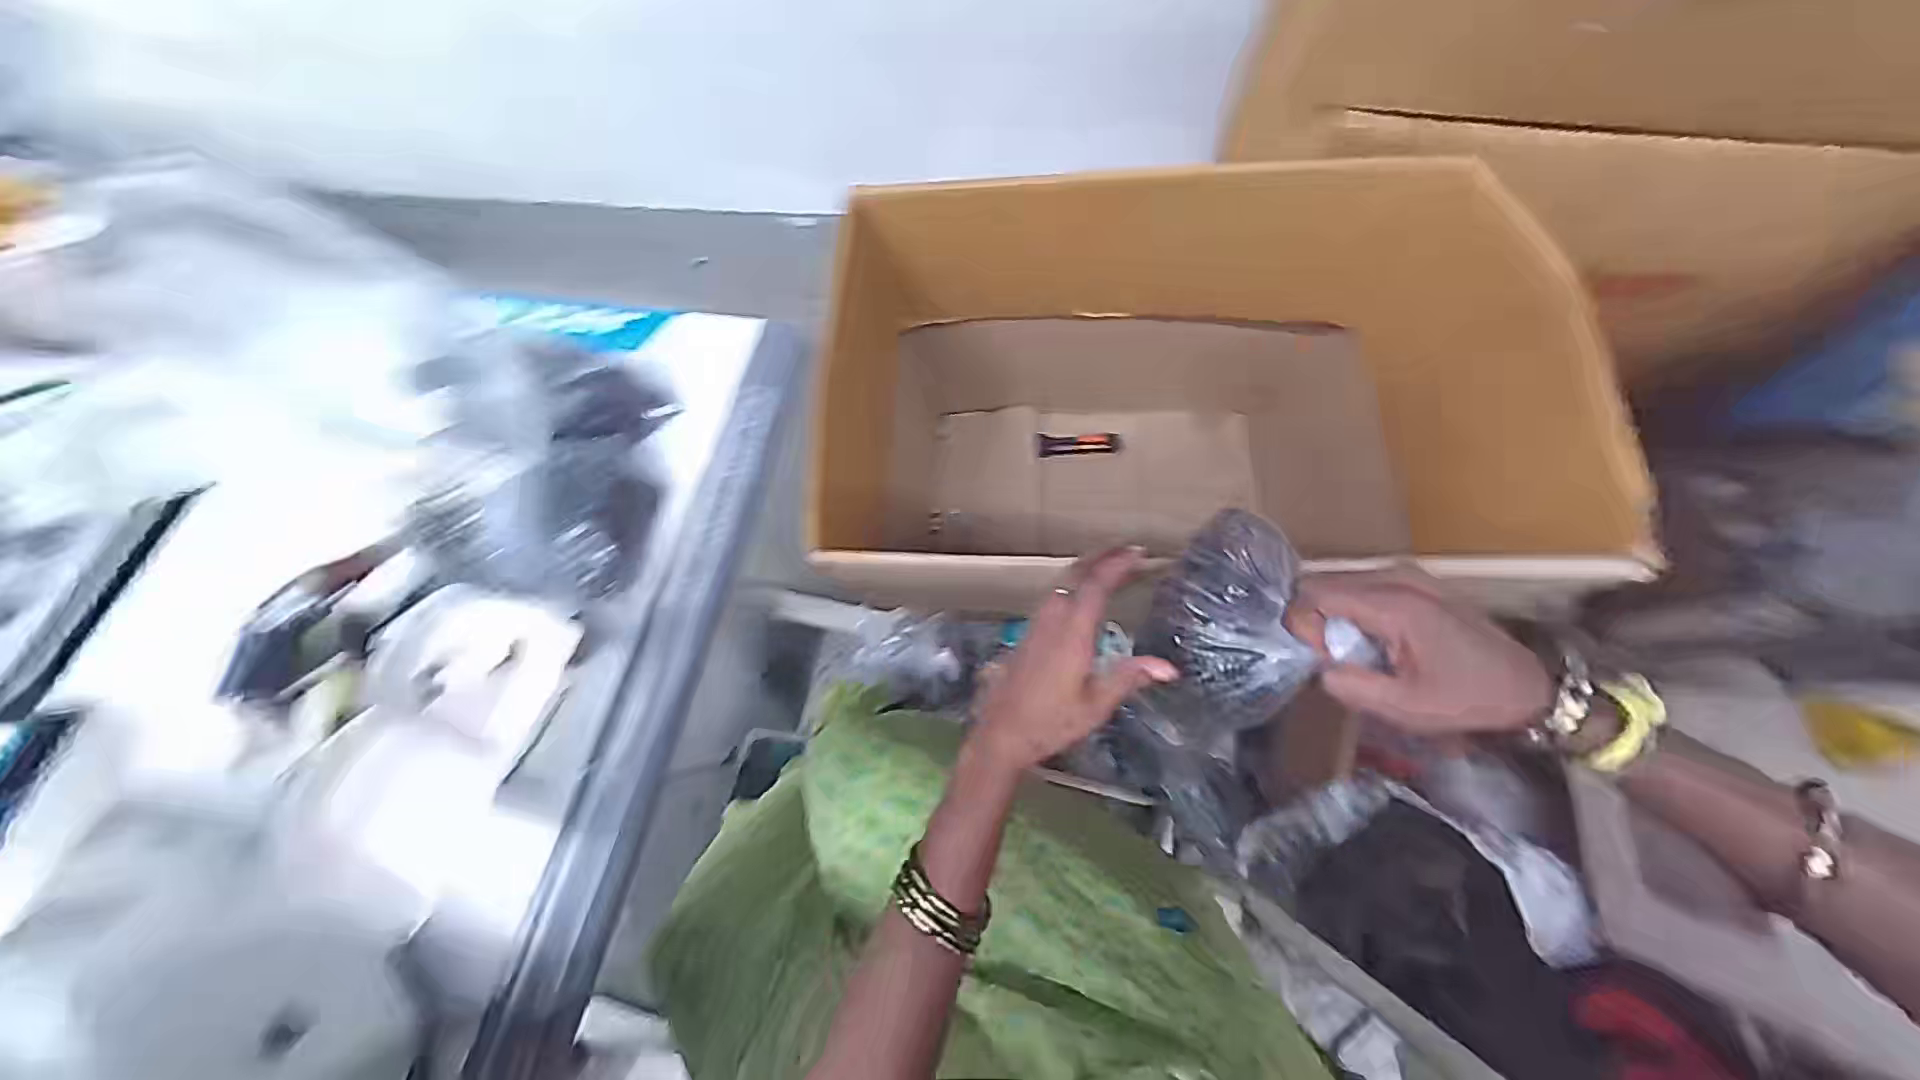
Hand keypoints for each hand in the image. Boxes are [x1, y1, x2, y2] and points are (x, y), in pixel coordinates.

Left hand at [968, 547, 1178, 772]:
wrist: (1000, 733)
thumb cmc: (1050, 723)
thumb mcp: (1095, 705)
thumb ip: (1128, 678)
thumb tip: (1168, 667)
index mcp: (1072, 633)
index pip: (1095, 585)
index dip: (1117, 565)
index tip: (1138, 553)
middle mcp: (1051, 621)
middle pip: (1075, 575)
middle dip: (1102, 557)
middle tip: (1128, 550)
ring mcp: (1035, 625)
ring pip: (1061, 583)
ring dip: (1085, 568)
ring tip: (1109, 564)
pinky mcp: (1027, 634)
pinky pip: (1053, 596)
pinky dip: (1072, 583)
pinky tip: (1079, 594)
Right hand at [1284, 569, 1551, 735]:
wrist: (1530, 688)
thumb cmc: (1470, 700)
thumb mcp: (1406, 708)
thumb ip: (1352, 686)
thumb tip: (1320, 668)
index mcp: (1395, 605)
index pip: (1314, 594)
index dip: (1304, 625)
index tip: (1324, 657)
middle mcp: (1397, 577)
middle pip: (1322, 585)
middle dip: (1316, 621)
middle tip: (1336, 658)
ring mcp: (1407, 574)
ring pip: (1338, 584)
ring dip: (1333, 617)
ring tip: (1356, 651)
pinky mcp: (1414, 580)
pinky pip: (1361, 586)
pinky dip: (1352, 611)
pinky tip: (1374, 640)